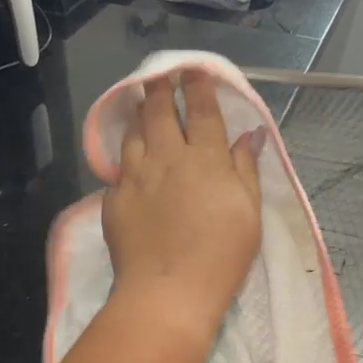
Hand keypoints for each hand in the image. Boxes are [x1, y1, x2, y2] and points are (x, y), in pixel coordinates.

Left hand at [102, 71, 262, 334]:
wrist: (167, 293)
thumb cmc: (220, 256)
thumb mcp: (249, 213)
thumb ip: (246, 169)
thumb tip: (249, 136)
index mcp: (206, 158)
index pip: (201, 109)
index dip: (198, 85)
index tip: (194, 69)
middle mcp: (167, 157)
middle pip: (159, 110)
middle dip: (160, 87)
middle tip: (160, 76)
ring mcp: (136, 175)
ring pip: (133, 132)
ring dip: (138, 114)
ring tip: (140, 105)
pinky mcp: (114, 197)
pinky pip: (120, 166)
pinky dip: (127, 154)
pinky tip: (130, 157)